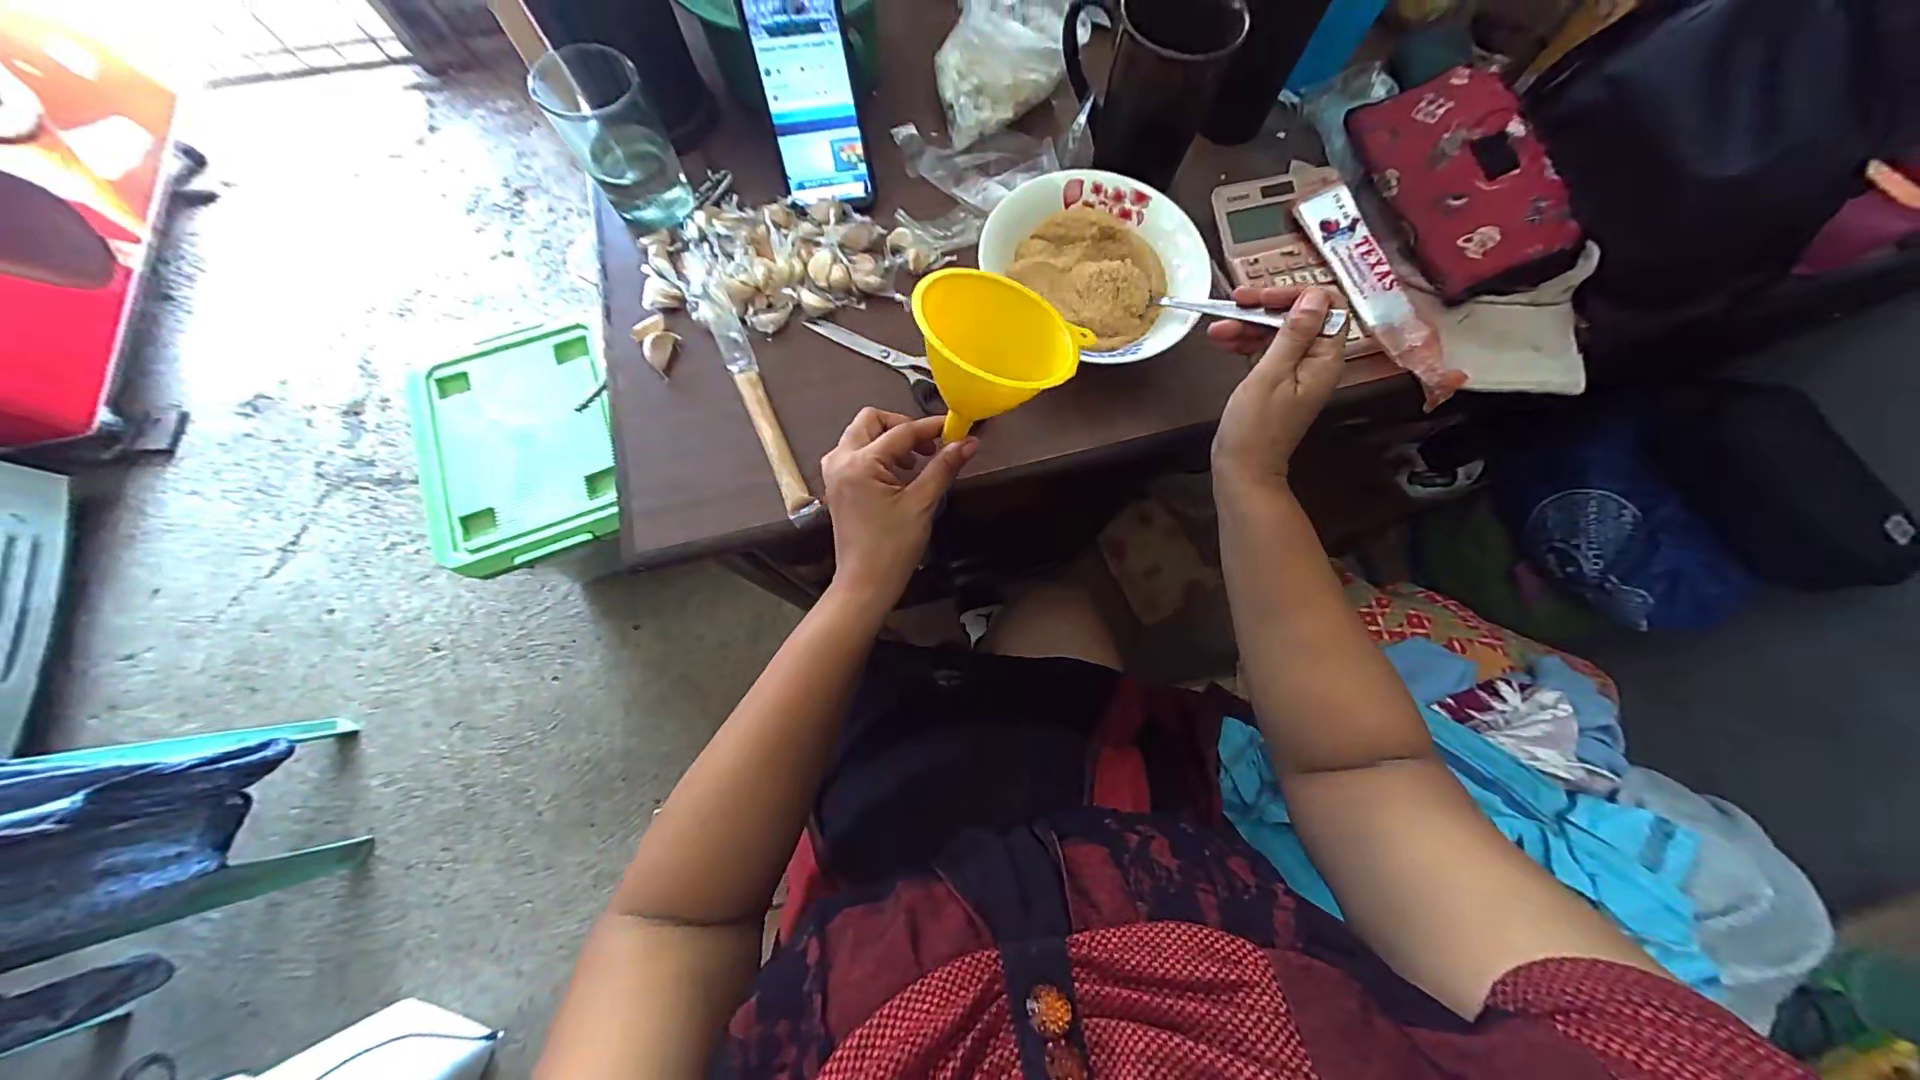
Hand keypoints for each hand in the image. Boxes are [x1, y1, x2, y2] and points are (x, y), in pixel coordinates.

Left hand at [821, 409, 977, 605]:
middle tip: (928, 446)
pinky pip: (855, 454)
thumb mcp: (922, 503)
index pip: (901, 432)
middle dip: (902, 427)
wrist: (865, 583)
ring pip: (861, 435)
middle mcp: (840, 461)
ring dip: (889, 439)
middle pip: (871, 421)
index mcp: (860, 463)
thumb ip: (944, 467)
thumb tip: (968, 442)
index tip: (955, 428)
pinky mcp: (836, 485)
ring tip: (914, 463)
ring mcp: (834, 473)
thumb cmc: (892, 547)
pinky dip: (877, 454)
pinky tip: (898, 475)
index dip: (930, 428)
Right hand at [1209, 285, 1346, 487]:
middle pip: (1300, 319)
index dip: (1296, 296)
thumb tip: (1315, 296)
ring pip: (1279, 334)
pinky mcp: (1278, 382)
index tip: (1262, 297)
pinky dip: (1247, 343)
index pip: (1326, 309)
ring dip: (1249, 326)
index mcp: (1325, 360)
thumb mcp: (1270, 375)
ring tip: (1218, 328)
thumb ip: (1293, 334)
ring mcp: (1297, 373)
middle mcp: (1317, 363)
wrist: (1242, 469)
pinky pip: (1267, 351)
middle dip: (1266, 309)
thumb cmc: (1254, 428)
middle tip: (1234, 303)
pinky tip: (1224, 341)